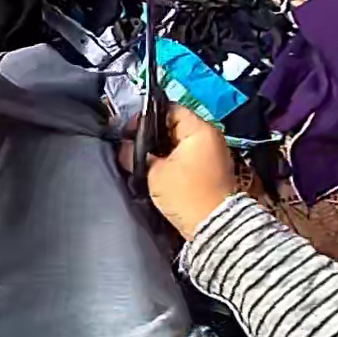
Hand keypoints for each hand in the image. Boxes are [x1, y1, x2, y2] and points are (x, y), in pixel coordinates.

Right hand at [122, 104, 236, 238]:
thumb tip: (124, 147)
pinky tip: (155, 169)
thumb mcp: (154, 173)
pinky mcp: (209, 170)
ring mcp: (212, 154)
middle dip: (152, 135)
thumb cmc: (186, 194)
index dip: (147, 117)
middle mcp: (210, 137)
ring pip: (179, 142)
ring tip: (141, 159)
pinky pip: (186, 156)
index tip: (130, 130)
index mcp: (200, 130)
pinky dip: (171, 160)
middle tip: (132, 146)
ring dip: (160, 149)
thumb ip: (136, 155)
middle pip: (174, 126)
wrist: (213, 227)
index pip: (170, 109)